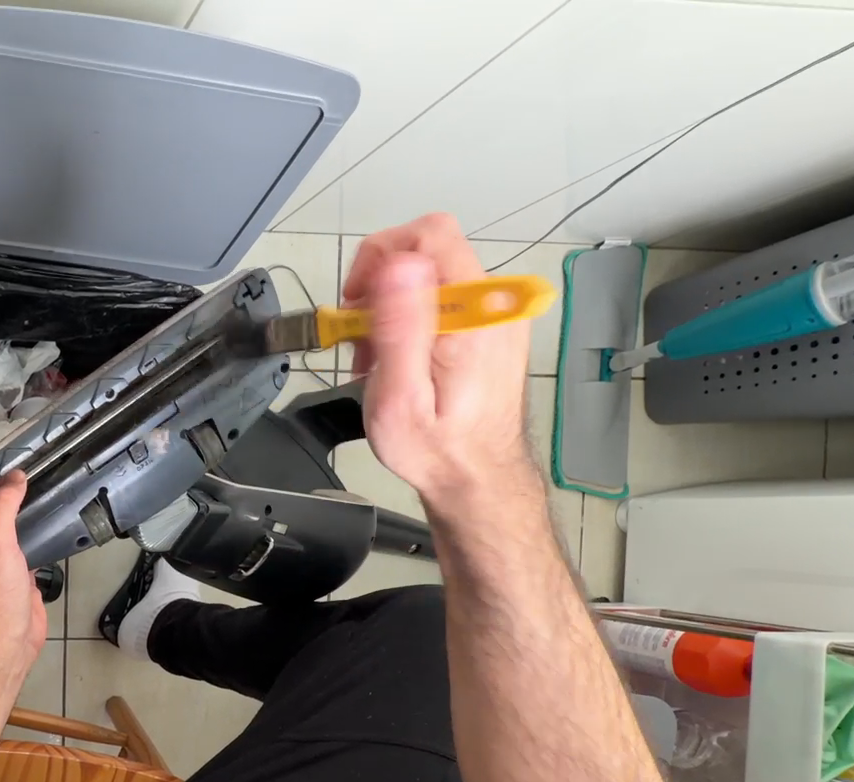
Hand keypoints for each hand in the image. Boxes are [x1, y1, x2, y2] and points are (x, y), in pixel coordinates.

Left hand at [0, 472, 46, 667]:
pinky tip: (47, 517)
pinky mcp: (13, 572)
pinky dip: (32, 531)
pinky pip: (21, 545)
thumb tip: (13, 479)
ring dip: (16, 510)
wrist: (10, 641)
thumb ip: (3, 508)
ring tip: (34, 486)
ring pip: (2, 527)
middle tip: (18, 470)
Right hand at [342, 214, 541, 512]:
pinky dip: (409, 318)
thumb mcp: (400, 395)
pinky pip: (443, 296)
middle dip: (378, 289)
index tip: (356, 305)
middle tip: (361, 341)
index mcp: (474, 311)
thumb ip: (402, 326)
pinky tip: (399, 357)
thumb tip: (400, 264)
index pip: (427, 235)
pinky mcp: (492, 321)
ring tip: (377, 358)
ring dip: (390, 308)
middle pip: (426, 252)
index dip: (379, 258)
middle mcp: (494, 299)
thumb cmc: (431, 445)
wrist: (476, 475)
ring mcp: (497, 309)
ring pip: (430, 275)